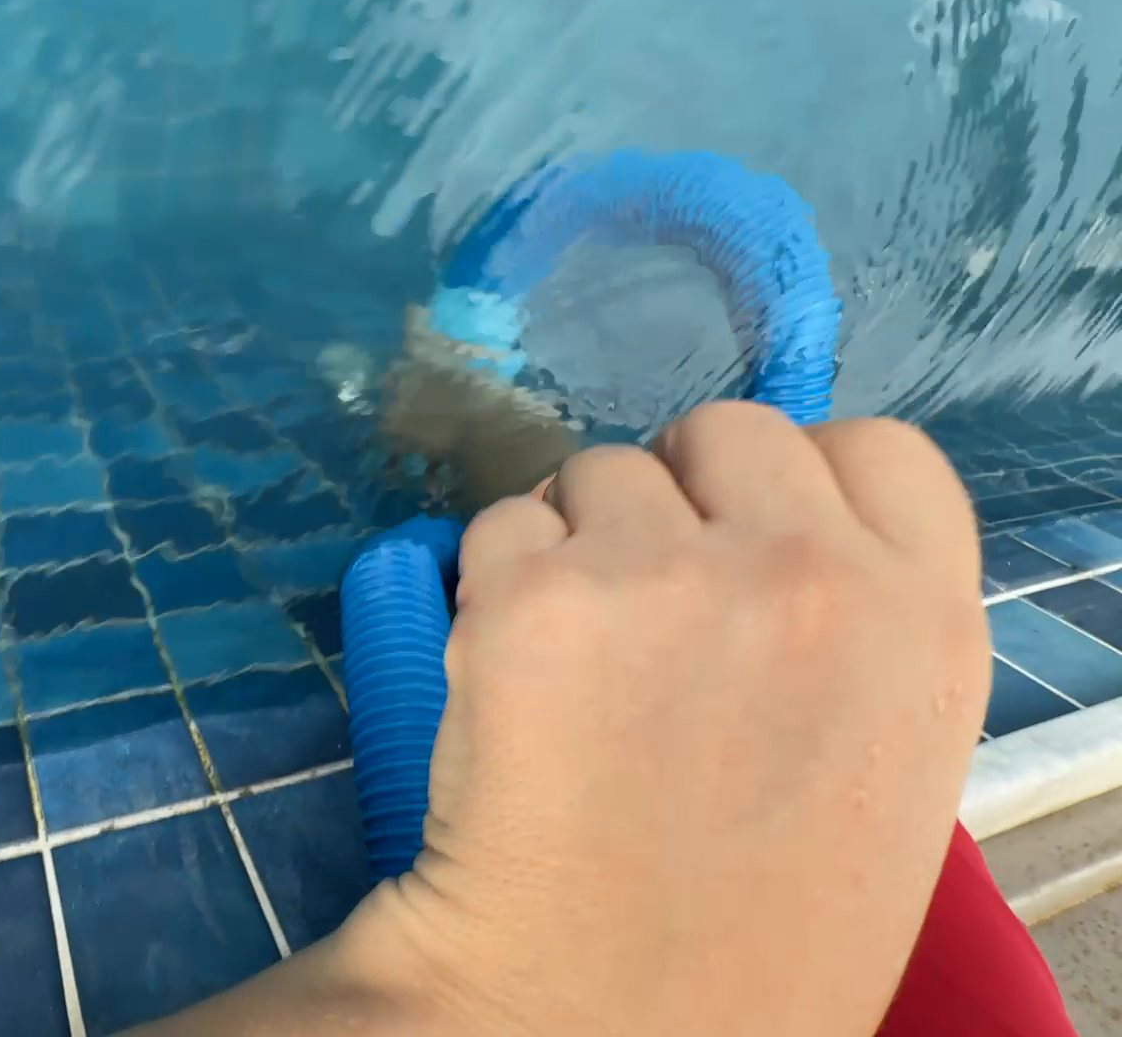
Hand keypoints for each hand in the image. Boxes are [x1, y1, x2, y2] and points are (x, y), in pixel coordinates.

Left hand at [382, 402, 990, 1035]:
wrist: (599, 1000)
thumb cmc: (740, 903)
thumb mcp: (859, 746)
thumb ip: (828, 616)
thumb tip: (737, 518)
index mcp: (917, 616)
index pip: (863, 444)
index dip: (780, 474)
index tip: (728, 522)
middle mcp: (795, 570)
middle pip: (714, 430)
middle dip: (667, 487)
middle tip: (628, 575)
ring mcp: (652, 573)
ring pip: (589, 470)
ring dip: (568, 531)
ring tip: (566, 638)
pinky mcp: (528, 594)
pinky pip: (498, 522)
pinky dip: (492, 569)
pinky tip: (503, 655)